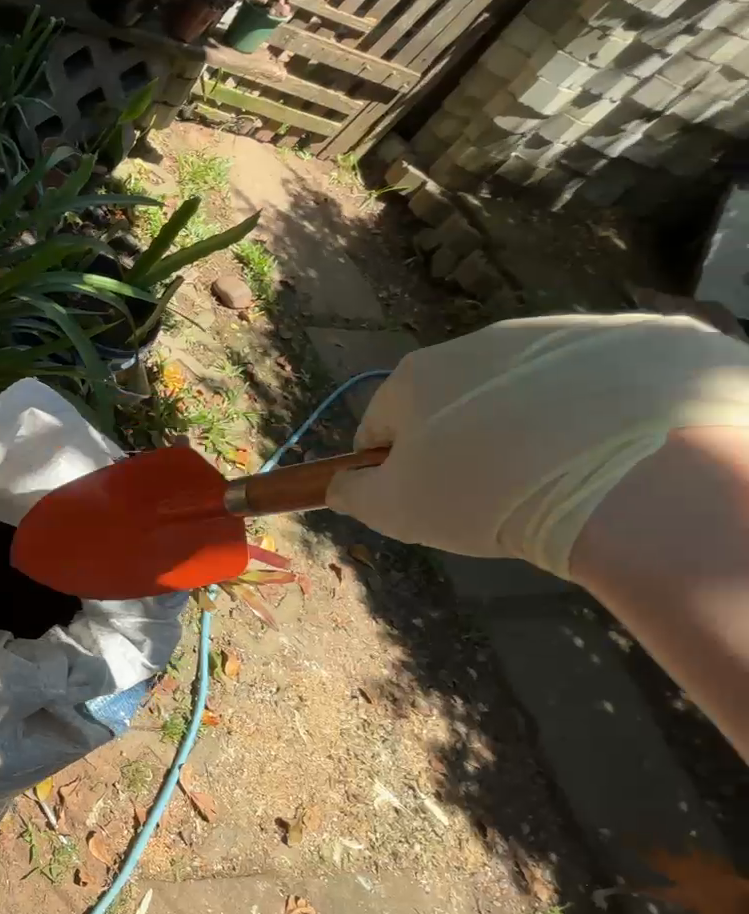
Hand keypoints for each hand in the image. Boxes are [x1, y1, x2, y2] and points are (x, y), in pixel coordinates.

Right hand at [326, 314, 748, 577]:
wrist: (636, 480)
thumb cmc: (485, 493)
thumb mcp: (393, 509)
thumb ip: (352, 492)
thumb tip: (342, 484)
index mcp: (416, 376)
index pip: (381, 425)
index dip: (392, 465)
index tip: (420, 495)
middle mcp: (482, 341)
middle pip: (454, 400)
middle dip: (461, 440)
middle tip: (489, 490)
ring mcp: (566, 333)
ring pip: (525, 387)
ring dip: (527, 422)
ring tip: (556, 470)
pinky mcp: (643, 339)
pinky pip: (600, 381)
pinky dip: (596, 412)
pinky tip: (608, 450)